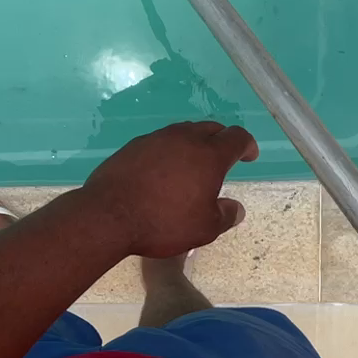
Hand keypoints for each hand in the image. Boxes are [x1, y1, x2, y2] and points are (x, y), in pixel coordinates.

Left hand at [80, 121, 259, 256]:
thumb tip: (235, 208)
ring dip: (193, 142)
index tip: (249, 155)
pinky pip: (158, 142)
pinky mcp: (132, 147)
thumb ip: (224, 215)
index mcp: (208, 155)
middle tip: (223, 156)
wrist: (108, 215)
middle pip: (210, 128)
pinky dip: (168, 150)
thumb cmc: (163, 222)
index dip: (247, 145)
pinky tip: (162, 169)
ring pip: (182, 131)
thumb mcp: (203, 228)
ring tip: (192, 162)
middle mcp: (183, 138)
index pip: (237, 138)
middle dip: (221, 139)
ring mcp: (155, 139)